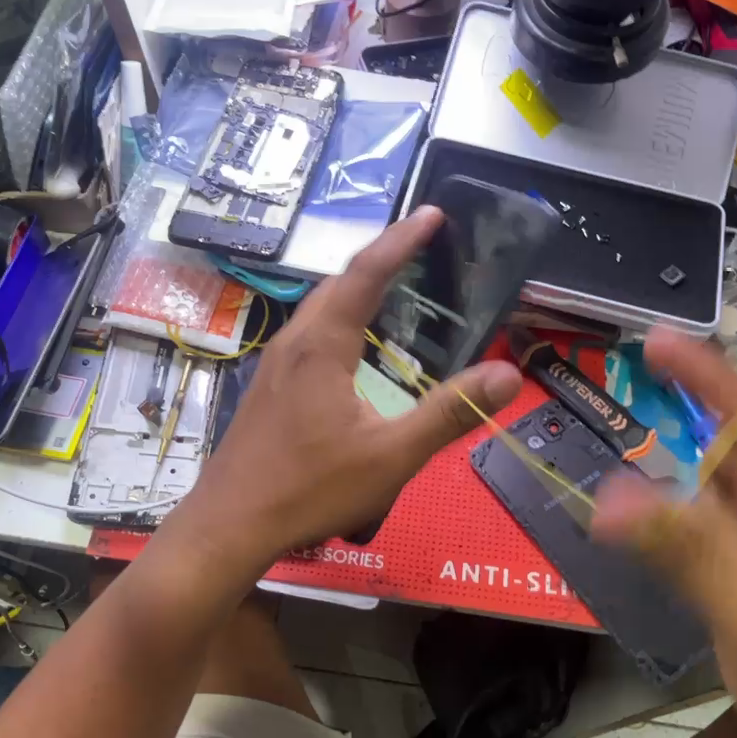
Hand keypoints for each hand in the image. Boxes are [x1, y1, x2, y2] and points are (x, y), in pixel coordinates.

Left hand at [169, 207, 522, 569]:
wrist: (230, 523)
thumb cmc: (309, 488)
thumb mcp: (390, 457)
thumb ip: (448, 414)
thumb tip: (506, 375)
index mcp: (322, 346)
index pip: (365, 275)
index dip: (402, 241)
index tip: (432, 213)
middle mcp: (294, 343)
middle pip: (338, 284)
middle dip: (381, 258)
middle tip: (422, 247)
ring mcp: (274, 365)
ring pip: (319, 309)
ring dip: (357, 289)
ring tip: (396, 287)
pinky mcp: (268, 387)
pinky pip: (309, 334)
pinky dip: (340, 320)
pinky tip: (355, 348)